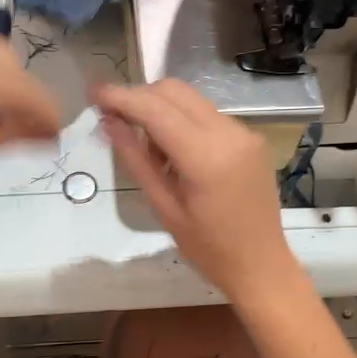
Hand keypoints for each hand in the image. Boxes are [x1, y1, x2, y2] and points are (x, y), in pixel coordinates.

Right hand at [94, 80, 301, 300]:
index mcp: (206, 157)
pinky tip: (176, 155)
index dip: (121, 97)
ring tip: (149, 151)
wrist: (262, 265)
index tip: (94, 93)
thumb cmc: (209, 249)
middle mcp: (229, 133)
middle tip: (114, 120)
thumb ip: (135, 160)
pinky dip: (183, 122)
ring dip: (161, 110)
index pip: (155, 109)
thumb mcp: (164, 208)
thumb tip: (109, 122)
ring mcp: (244, 132)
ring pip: (191, 99)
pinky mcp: (251, 137)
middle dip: (140, 98)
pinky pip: (207, 115)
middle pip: (173, 91)